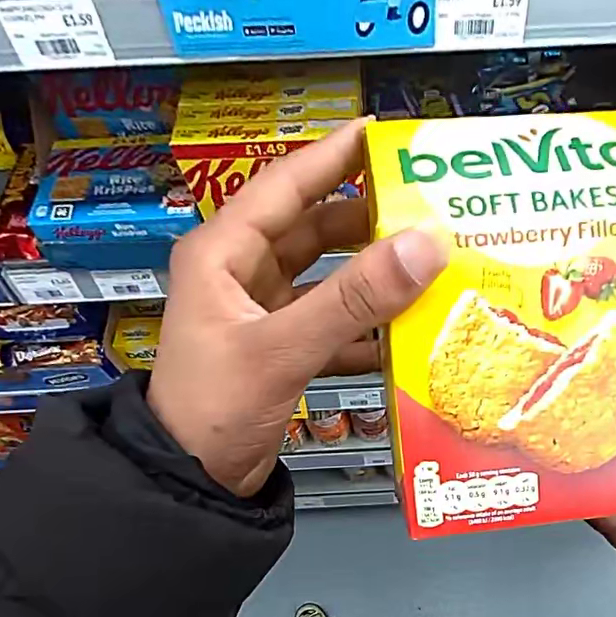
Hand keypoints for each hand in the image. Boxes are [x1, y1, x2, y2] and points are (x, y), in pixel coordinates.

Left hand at [148, 118, 448, 495]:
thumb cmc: (214, 409)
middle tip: (423, 212)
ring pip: (325, 279)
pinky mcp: (279, 350)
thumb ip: (353, 299)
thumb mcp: (282, 349)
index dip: (334, 157)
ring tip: (424, 269)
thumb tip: (423, 247)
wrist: (191, 480)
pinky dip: (362, 328)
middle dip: (365, 221)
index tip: (384, 136)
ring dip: (369, 278)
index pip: (285, 186)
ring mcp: (262, 314)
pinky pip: (329, 324)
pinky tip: (400, 335)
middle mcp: (241, 275)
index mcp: (223, 254)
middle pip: (312, 230)